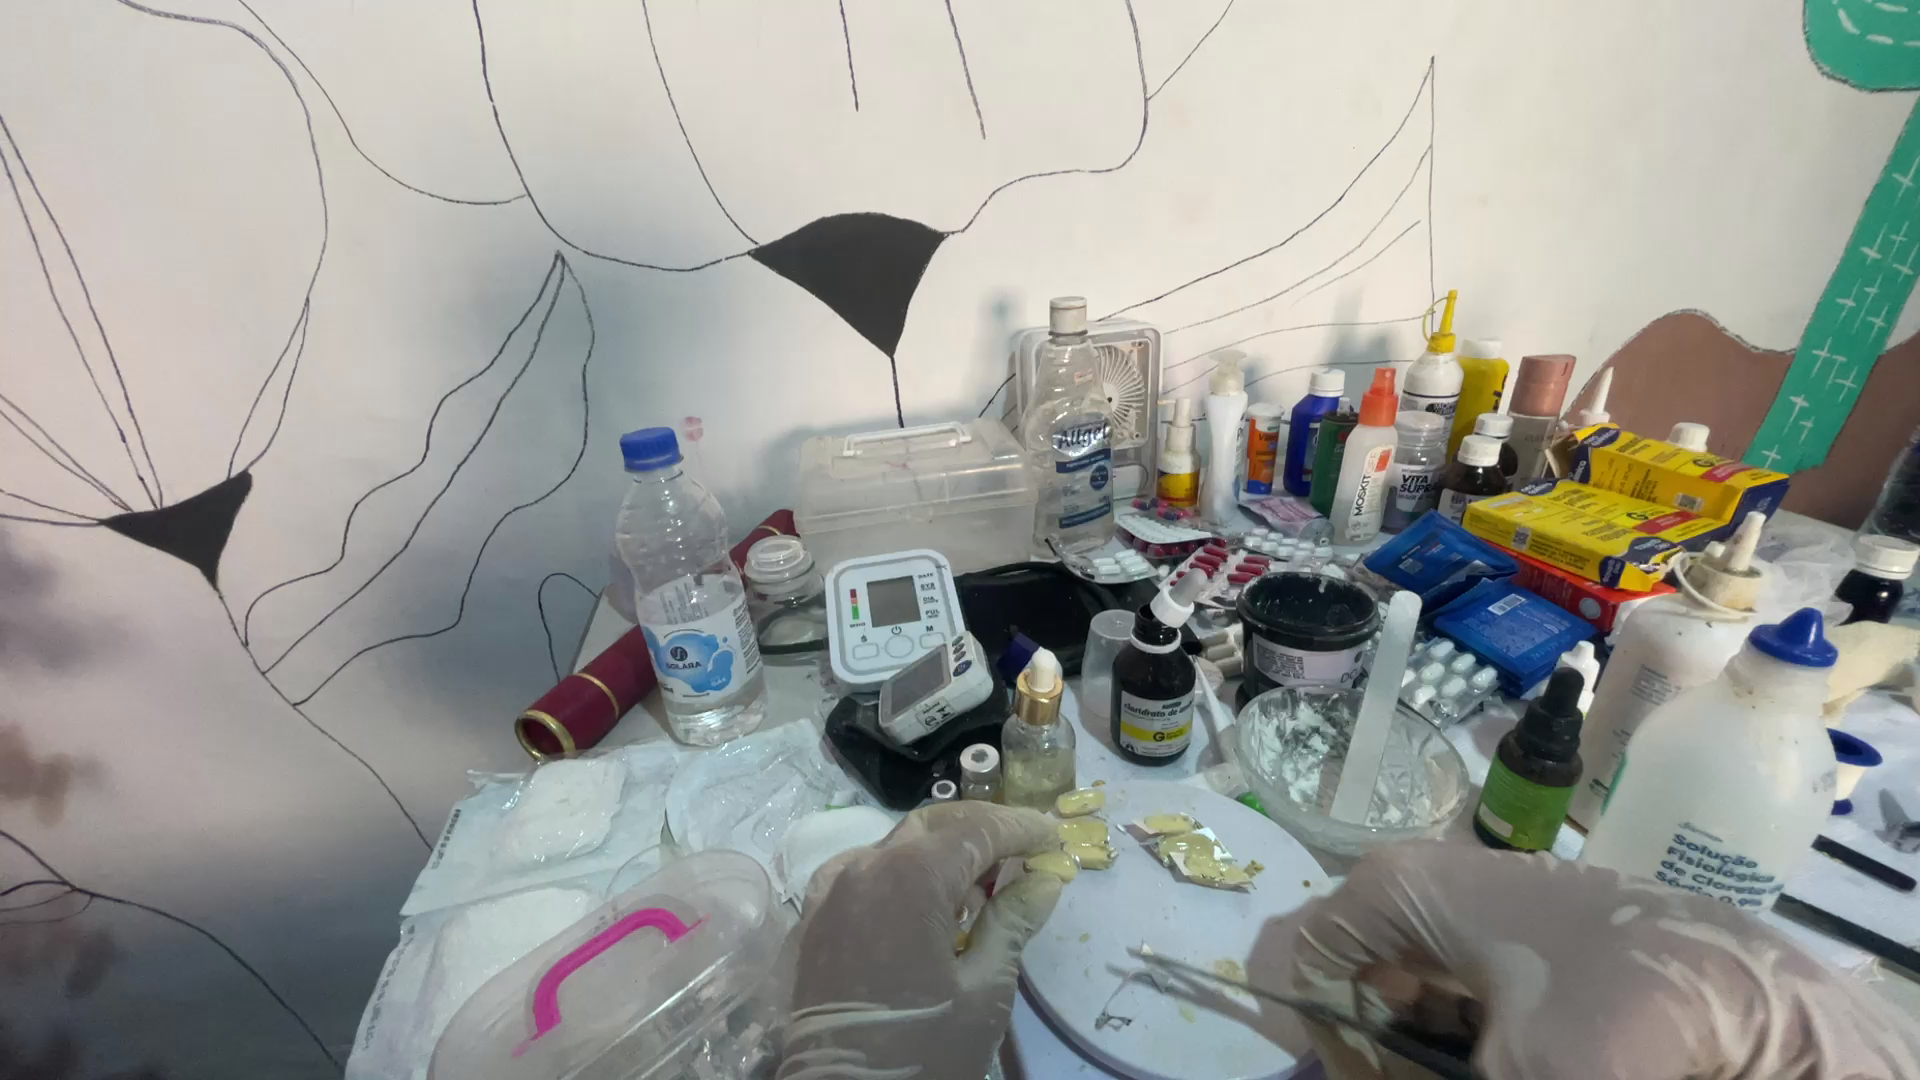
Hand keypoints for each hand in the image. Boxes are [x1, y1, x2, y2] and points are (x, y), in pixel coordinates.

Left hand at [778, 802, 1064, 1079]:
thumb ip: (1013, 922)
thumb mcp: (985, 991)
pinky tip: (919, 895)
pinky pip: (861, 869)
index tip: (1053, 838)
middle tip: (1022, 850)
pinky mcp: (815, 916)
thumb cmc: (923, 1054)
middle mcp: (868, 865)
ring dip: (942, 847)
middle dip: (983, 830)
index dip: (1020, 828)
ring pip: (897, 841)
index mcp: (912, 877)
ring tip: (979, 877)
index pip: (977, 831)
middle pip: (936, 825)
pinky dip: (898, 868)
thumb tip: (1046, 879)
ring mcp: (834, 888)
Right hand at [1287, 842, 1919, 1078]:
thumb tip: (1377, 1072)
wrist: (1734, 974)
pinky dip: (1446, 1024)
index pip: (1313, 961)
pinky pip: (1436, 975)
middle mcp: (1403, 878)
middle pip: (1351, 966)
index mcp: (1389, 888)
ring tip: (1456, 1062)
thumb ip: (1422, 1074)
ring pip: (1392, 974)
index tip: (1372, 1078)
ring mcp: (1446, 893)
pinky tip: (1485, 1051)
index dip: (1334, 1034)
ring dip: (1411, 1037)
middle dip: (1374, 1037)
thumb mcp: (1523, 1072)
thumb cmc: (1607, 1004)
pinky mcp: (1487, 918)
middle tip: (1409, 1073)